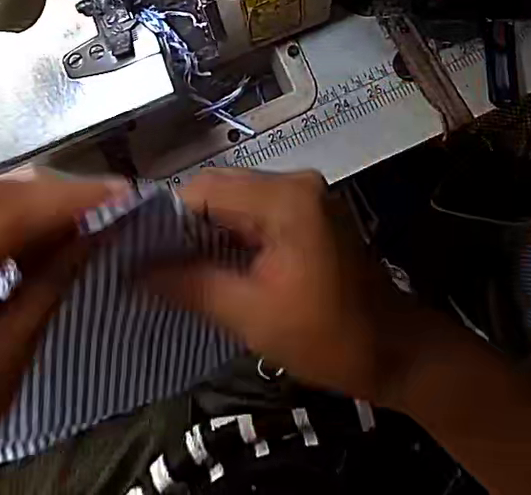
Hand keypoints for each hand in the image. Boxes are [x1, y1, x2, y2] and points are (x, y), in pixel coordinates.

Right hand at [150, 169, 440, 404]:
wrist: (395, 350)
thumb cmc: (327, 337)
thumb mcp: (251, 316)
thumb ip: (191, 285)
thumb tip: (136, 272)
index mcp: (284, 198)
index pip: (206, 188)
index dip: (167, 216)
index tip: (138, 248)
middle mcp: (294, 180)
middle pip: (221, 186)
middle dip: (185, 221)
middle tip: (151, 259)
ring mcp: (303, 191)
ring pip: (235, 196)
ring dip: (206, 226)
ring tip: (174, 261)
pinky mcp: (306, 206)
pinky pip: (255, 207)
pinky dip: (230, 229)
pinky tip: (212, 257)